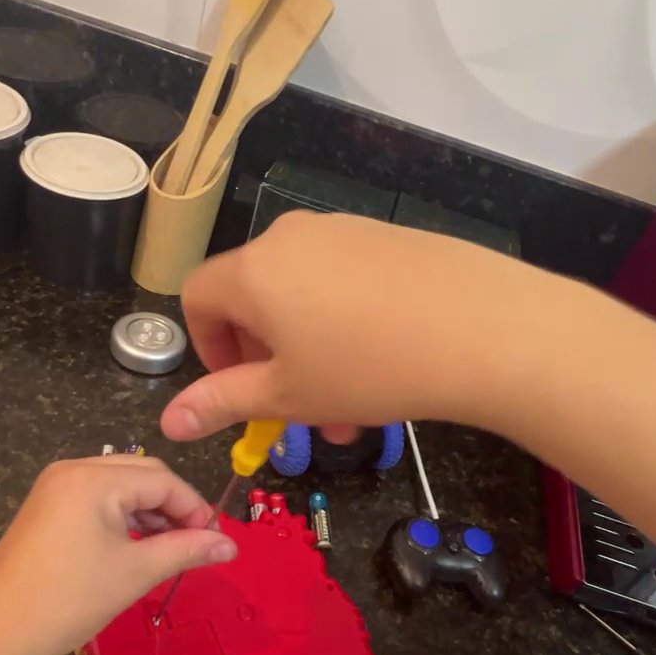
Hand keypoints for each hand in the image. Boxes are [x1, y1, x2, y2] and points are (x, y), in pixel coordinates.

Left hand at [0, 457, 235, 654]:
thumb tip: (231, 546)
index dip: (195, 508)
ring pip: (120, 485)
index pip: (164, 479)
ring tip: (169, 547)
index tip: (214, 541)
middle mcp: (74, 468)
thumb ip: (187, 550)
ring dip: (150, 510)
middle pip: (143, 473)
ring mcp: (55, 485)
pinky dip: (123, 515)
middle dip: (174, 505)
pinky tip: (136, 544)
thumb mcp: (137, 572)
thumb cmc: (71, 599)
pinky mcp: (46, 505)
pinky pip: (97, 497)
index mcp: (95, 478)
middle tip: (195, 543)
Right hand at [161, 212, 552, 442]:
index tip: (237, 389)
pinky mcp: (388, 238)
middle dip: (265, 361)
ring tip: (347, 411)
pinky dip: (343, 325)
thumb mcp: (289, 396)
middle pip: (253, 299)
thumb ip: (222, 403)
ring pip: (302, 297)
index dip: (206, 347)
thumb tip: (169, 422)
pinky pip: (343, 283)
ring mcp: (343, 232)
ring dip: (308, 354)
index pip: (197, 297)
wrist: (486, 330)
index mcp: (254, 270)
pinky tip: (383, 367)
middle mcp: (291, 238)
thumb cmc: (369, 368)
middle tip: (296, 410)